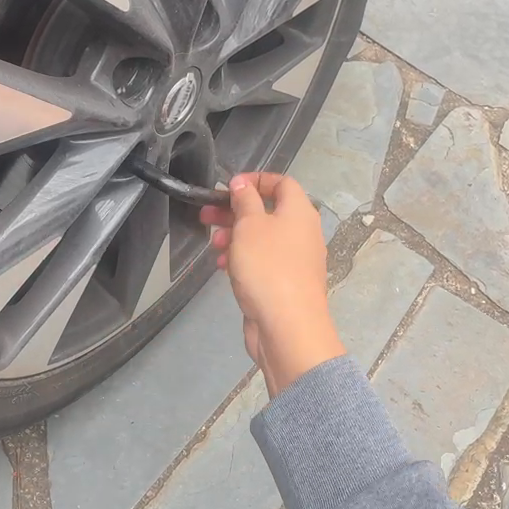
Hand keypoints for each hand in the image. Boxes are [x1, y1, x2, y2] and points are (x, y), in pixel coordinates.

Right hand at [198, 173, 343, 395]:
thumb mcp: (249, 225)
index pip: (282, 183)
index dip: (255, 181)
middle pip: (267, 211)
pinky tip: (224, 267)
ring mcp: (295, 260)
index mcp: (299, 212)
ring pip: (262, 239)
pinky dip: (243, 259)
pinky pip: (263, 262)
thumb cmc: (268, 267)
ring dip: (235, 237)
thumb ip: (244, 200)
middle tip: (207, 215)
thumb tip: (242, 184)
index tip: (229, 188)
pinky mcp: (285, 284)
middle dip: (235, 212)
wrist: (288, 327)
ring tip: (214, 245)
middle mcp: (302, 233)